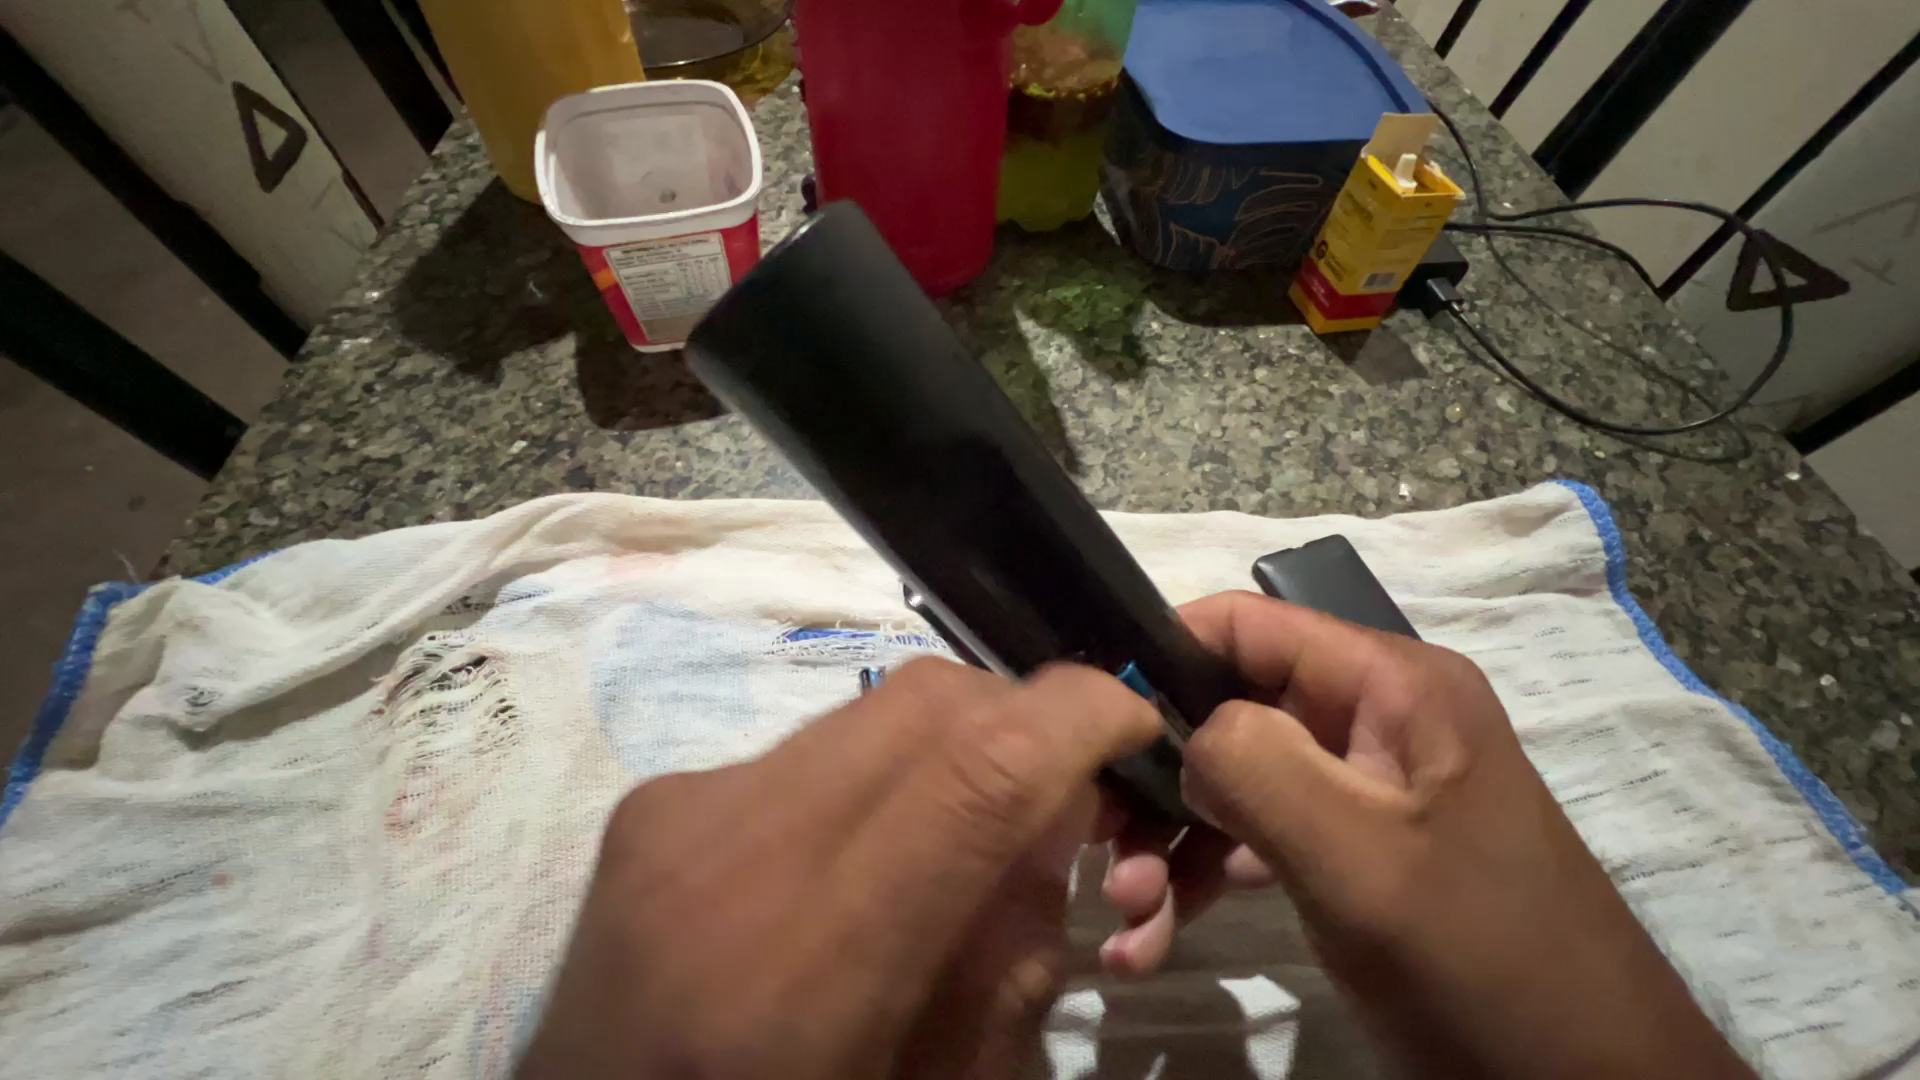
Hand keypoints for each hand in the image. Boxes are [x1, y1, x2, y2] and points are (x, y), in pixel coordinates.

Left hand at [517, 657, 1159, 1079]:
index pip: (975, 769)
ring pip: (874, 706)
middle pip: (927, 701)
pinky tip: (864, 844)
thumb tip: (1053, 809)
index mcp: (802, 973)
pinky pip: (813, 742)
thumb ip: (1013, 949)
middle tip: (1055, 783)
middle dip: (1022, 717)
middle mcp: (729, 856)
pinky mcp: (656, 797)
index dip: (1076, 716)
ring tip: (961, 821)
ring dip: (951, 740)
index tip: (1130, 719)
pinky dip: (877, 769)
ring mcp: (681, 809)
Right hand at [1106, 591, 1753, 1079]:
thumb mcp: (1358, 859)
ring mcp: (1356, 787)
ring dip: (1168, 843)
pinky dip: (1200, 880)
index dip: (1163, 656)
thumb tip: (1178, 731)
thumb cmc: (1481, 964)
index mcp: (1387, 686)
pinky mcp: (1345, 847)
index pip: (1246, 624)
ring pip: (1228, 781)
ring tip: (1129, 917)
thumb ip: (1255, 764)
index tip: (1094, 722)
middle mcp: (1368, 720)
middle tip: (1104, 850)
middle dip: (1158, 779)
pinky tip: (1153, 940)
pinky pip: (1252, 838)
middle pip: (1224, 710)